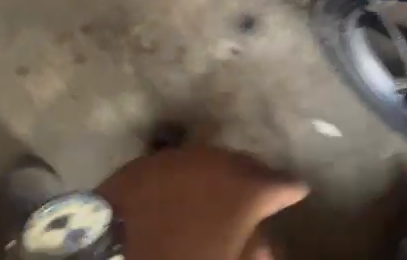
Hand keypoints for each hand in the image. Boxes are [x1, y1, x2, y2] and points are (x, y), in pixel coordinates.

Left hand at [97, 143, 308, 259]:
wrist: (107, 254)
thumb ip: (255, 253)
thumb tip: (268, 244)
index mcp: (246, 190)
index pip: (284, 183)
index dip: (292, 190)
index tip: (299, 192)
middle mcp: (222, 162)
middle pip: (250, 166)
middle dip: (257, 180)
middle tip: (257, 196)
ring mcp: (185, 156)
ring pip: (215, 162)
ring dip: (221, 177)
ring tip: (218, 197)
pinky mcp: (152, 160)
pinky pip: (182, 166)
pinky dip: (190, 179)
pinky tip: (182, 196)